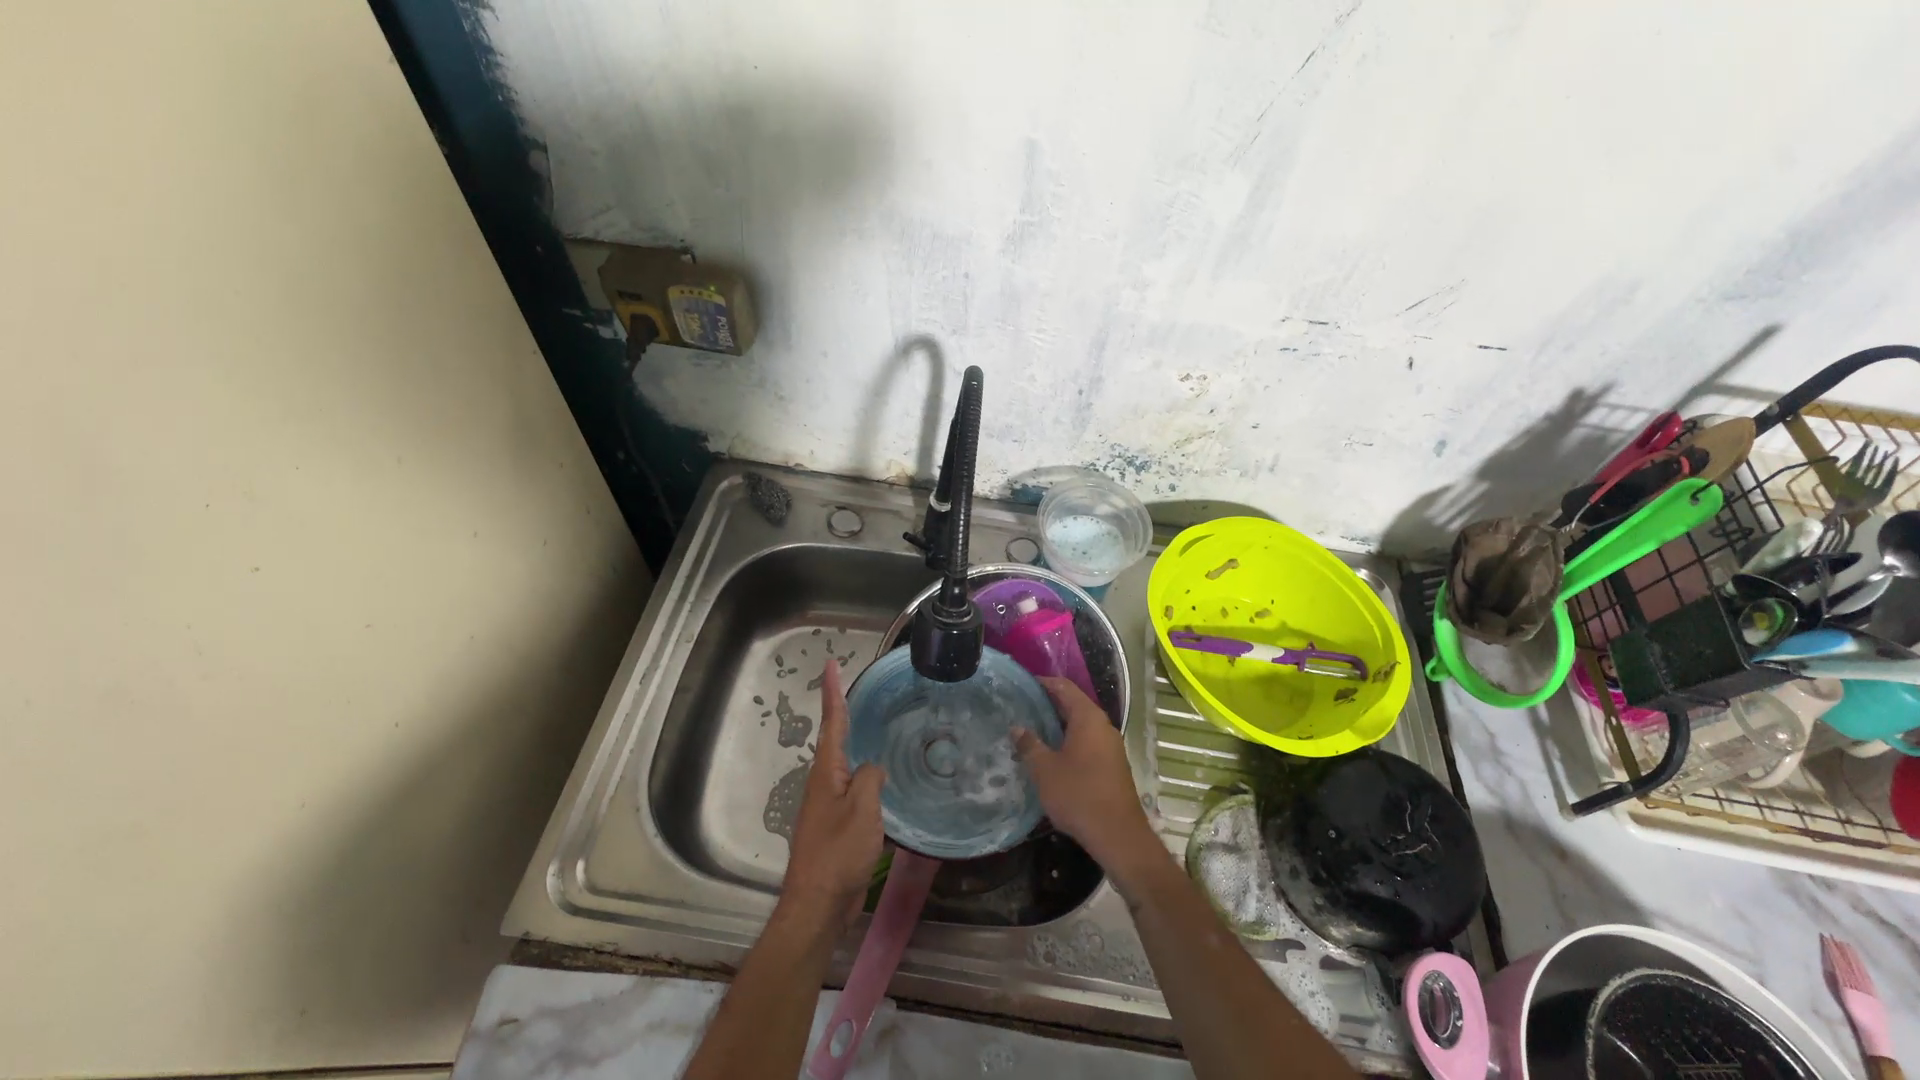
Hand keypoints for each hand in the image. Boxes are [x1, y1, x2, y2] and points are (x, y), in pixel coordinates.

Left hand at [780, 659, 885, 927]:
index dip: (833, 692)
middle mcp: (824, 783)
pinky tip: (886, 782)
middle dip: (848, 715)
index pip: (833, 722)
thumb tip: (873, 768)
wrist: (819, 903)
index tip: (831, 663)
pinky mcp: (838, 826)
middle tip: (866, 692)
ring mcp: (829, 806)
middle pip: (838, 741)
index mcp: (826, 773)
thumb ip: (871, 778)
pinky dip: (870, 779)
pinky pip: (856, 792)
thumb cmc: (839, 852)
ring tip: (882, 730)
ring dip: (861, 747)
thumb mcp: (863, 809)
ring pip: (849, 767)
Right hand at [1012, 678, 1158, 875]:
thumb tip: (1018, 728)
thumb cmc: (1078, 795)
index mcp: (1088, 718)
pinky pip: (1086, 743)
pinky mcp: (1111, 765)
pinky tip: (1050, 755)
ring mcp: (1110, 747)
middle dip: (1048, 705)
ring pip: (1080, 726)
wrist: (1117, 834)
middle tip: (1019, 708)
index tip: (1020, 684)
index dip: (1042, 683)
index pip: (1064, 687)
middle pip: (1073, 705)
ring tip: (1030, 731)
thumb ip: (1030, 745)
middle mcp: (1103, 726)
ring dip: (1057, 726)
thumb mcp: (1045, 770)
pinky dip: (1068, 742)